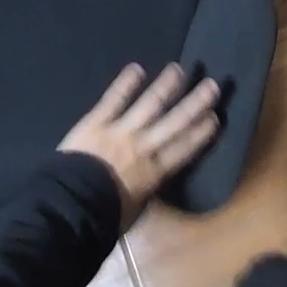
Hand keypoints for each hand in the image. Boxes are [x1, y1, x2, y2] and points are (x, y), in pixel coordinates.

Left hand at [59, 63, 220, 224]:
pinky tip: (136, 68)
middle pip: (174, 121)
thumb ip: (145, 193)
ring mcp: (121, 131)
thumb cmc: (102, 217)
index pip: (184, 148)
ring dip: (165, 86)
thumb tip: (152, 185)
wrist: (70, 206)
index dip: (201, 132)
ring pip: (149, 104)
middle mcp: (143, 147)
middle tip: (212, 85)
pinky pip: (114, 99)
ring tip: (177, 69)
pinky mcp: (97, 122)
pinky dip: (125, 83)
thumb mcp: (133, 213)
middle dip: (195, 103)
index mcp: (153, 172)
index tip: (215, 116)